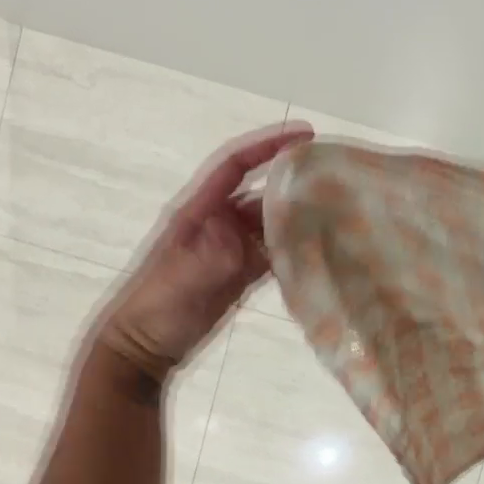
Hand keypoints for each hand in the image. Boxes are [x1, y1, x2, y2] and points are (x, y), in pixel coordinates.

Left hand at [93, 123, 313, 381]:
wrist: (143, 348)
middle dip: (295, 181)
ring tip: (340, 213)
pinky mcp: (240, 275)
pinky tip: (322, 253)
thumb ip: (207, 256)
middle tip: (338, 180)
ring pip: (271, 224)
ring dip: (300, 217)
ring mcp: (230, 251)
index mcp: (197, 213)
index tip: (305, 135)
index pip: (235, 166)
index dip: (267, 145)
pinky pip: (273, 255)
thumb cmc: (154, 310)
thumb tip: (238, 230)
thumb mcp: (177, 281)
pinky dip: (296, 251)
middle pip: (261, 193)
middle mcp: (217, 224)